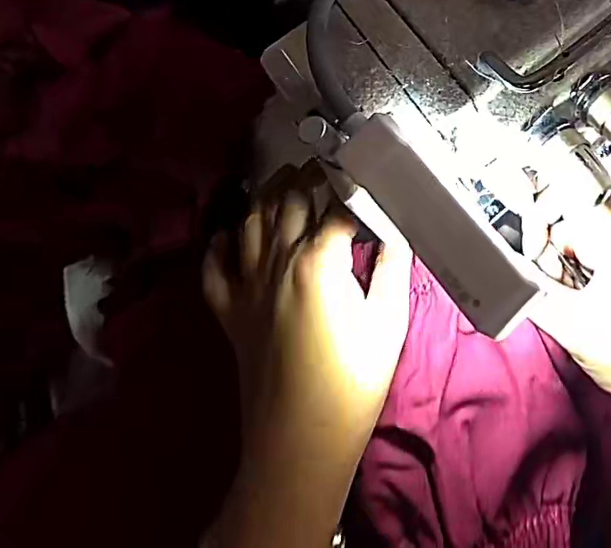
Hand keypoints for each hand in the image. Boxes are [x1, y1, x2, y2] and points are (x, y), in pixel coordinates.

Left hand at [203, 162, 413, 462]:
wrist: (300, 443)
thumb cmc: (353, 381)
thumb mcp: (388, 320)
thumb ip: (393, 265)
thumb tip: (397, 229)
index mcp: (318, 262)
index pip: (337, 206)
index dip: (353, 185)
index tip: (367, 173)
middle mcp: (277, 263)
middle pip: (288, 200)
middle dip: (309, 176)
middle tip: (328, 168)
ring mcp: (247, 286)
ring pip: (250, 221)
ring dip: (268, 195)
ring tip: (287, 181)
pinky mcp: (228, 313)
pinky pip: (213, 268)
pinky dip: (219, 244)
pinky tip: (231, 232)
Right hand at [531, 204, 610, 427]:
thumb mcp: (570, 324)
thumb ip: (529, 292)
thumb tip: (502, 274)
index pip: (560, 199)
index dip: (536, 225)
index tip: (530, 255)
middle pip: (562, 223)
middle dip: (547, 258)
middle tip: (556, 293)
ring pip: (570, 246)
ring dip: (559, 274)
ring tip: (572, 307)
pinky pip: (585, 262)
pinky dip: (574, 283)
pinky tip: (582, 311)